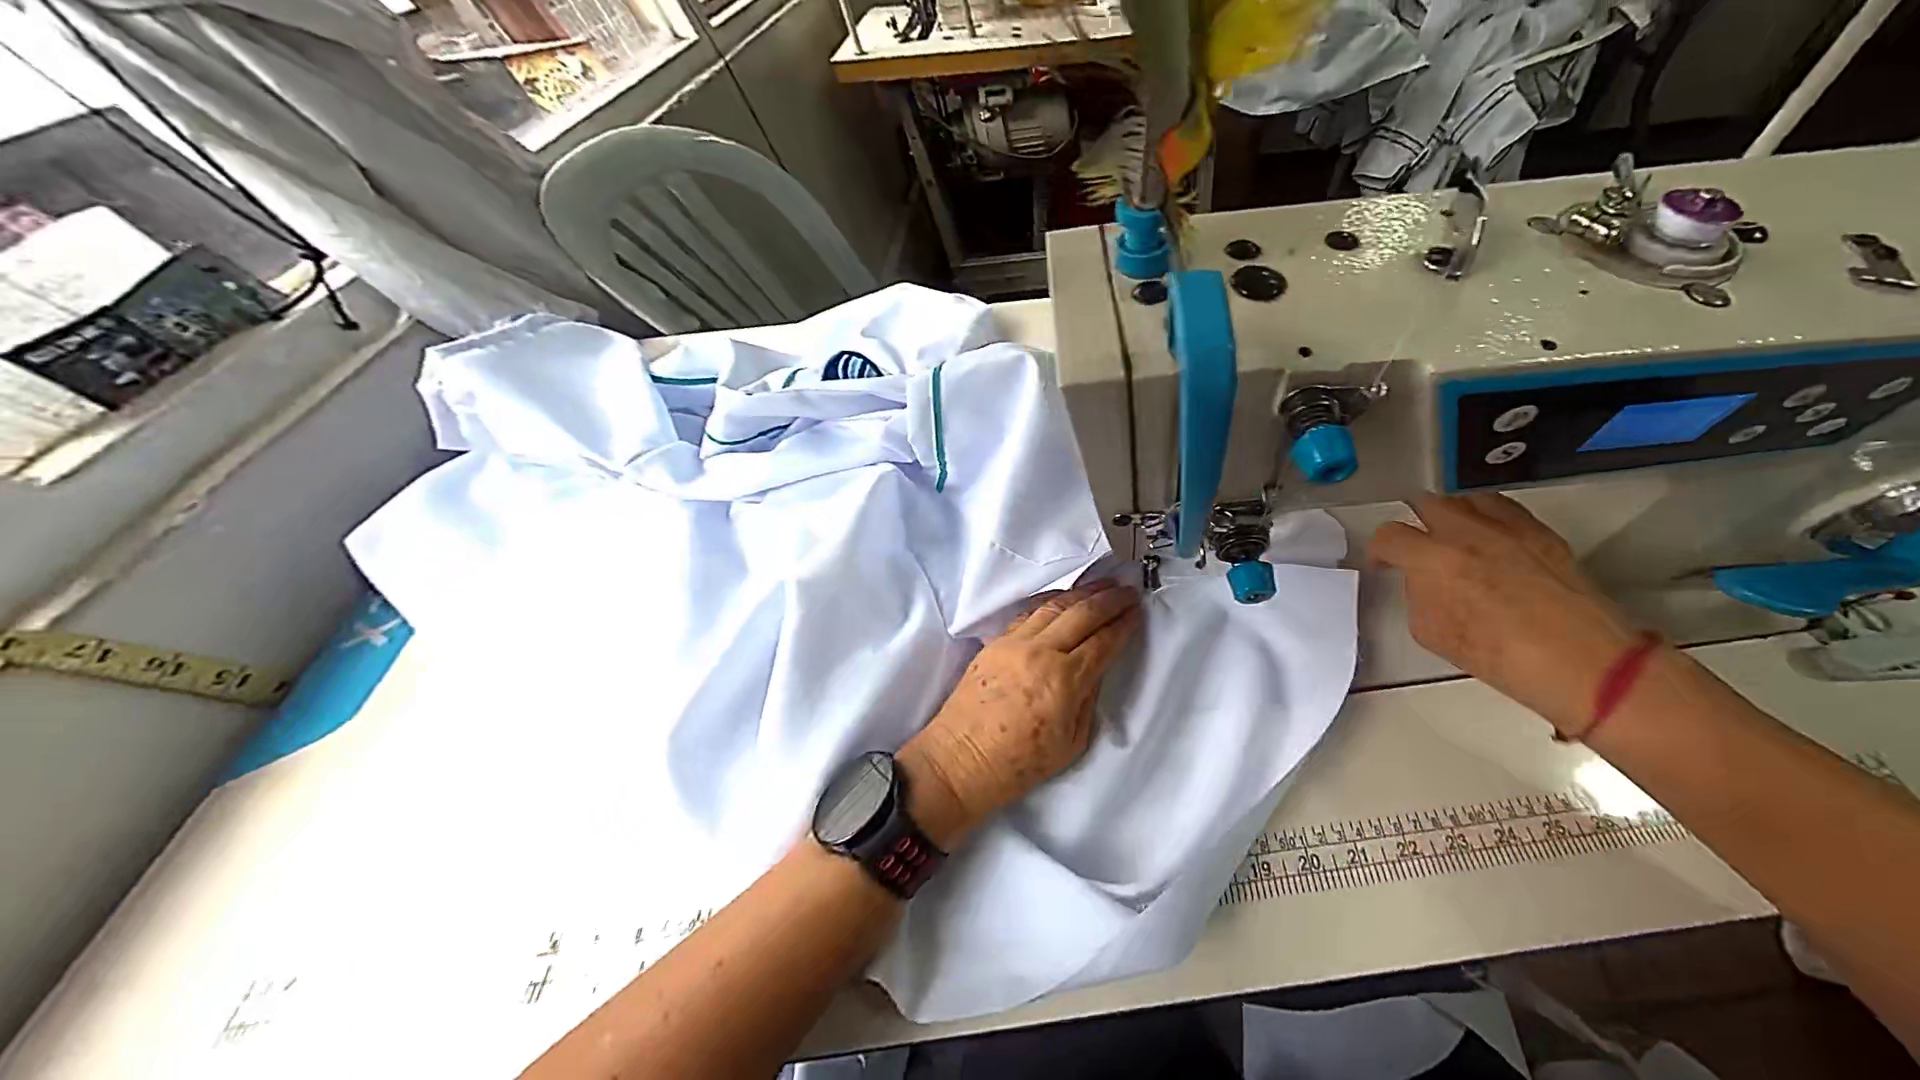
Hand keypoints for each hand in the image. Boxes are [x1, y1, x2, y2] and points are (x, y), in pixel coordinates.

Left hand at [898, 579, 1141, 846]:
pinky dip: (1049, 602)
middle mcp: (1039, 653)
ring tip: (1101, 585)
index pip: (1102, 641)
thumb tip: (1094, 671)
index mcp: (1064, 681)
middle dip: (1108, 600)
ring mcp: (1013, 645)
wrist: (960, 761)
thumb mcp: (1072, 743)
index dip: (1123, 624)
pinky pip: (1027, 614)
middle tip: (1127, 590)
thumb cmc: (1017, 764)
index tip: (1137, 611)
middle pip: (1081, 614)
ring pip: (1053, 607)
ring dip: (1080, 593)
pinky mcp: (994, 644)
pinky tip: (1062, 598)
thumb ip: (1087, 700)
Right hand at [1369, 494, 1641, 734]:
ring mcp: (1509, 529)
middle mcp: (1469, 533)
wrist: (1582, 663)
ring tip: (1452, 536)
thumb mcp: (1431, 632)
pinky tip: (1490, 539)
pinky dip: (1488, 516)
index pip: (1389, 536)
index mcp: (1434, 560)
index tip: (1385, 566)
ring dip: (1451, 514)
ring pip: (1467, 500)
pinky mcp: (1542, 533)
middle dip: (1413, 523)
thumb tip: (1424, 580)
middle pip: (1426, 503)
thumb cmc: (1498, 656)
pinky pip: (1505, 508)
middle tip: (1415, 545)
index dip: (1379, 551)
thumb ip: (1419, 595)